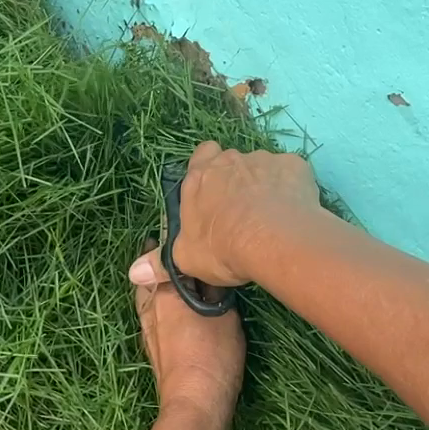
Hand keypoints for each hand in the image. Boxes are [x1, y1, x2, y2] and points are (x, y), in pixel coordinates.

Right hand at [131, 141, 323, 287]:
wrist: (273, 240)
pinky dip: (292, 188)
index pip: (201, 155)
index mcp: (200, 177)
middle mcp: (229, 161)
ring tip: (271, 215)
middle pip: (231, 160)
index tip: (212, 190)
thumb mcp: (186, 259)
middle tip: (240, 208)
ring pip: (262, 167)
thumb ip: (159, 263)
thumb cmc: (222, 247)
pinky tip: (294, 210)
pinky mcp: (294, 166)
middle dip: (236, 177)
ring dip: (265, 184)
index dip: (206, 167)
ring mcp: (263, 160)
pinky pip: (292, 173)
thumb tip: (133, 274)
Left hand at [131, 242, 245, 420]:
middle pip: (149, 275)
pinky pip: (150, 315)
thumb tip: (210, 274)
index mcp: (165, 290)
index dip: (174, 245)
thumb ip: (215, 290)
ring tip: (172, 279)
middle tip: (172, 252)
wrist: (193, 402)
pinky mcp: (149, 347)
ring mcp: (146, 327)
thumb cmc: (212, 354)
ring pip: (146, 296)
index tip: (182, 235)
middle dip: (159, 263)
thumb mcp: (225, 316)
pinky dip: (157, 306)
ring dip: (155, 284)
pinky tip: (171, 310)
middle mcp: (149, 304)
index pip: (166, 257)